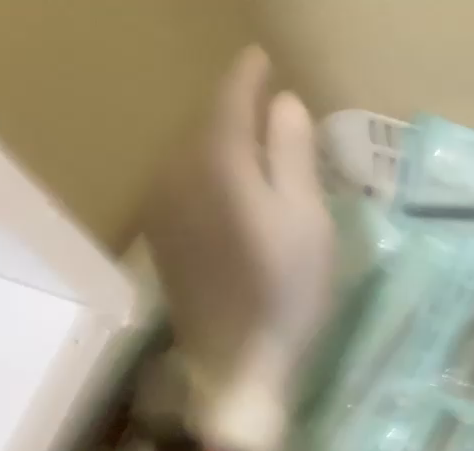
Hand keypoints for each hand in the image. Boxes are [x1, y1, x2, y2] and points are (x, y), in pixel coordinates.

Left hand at [142, 46, 334, 450]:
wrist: (238, 369)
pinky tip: (232, 202)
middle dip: (236, 115)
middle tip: (267, 111)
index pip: (231, 100)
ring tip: (254, 156)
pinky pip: (187, 192)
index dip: (248, 76)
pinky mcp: (165, 246)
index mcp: (220, 163)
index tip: (262, 59)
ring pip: (194, 162)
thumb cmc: (287, 294)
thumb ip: (293, 155)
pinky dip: (210, 184)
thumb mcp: (308, 221)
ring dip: (223, 152)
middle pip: (208, 129)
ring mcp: (165, 212)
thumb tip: (283, 104)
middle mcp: (180, 176)